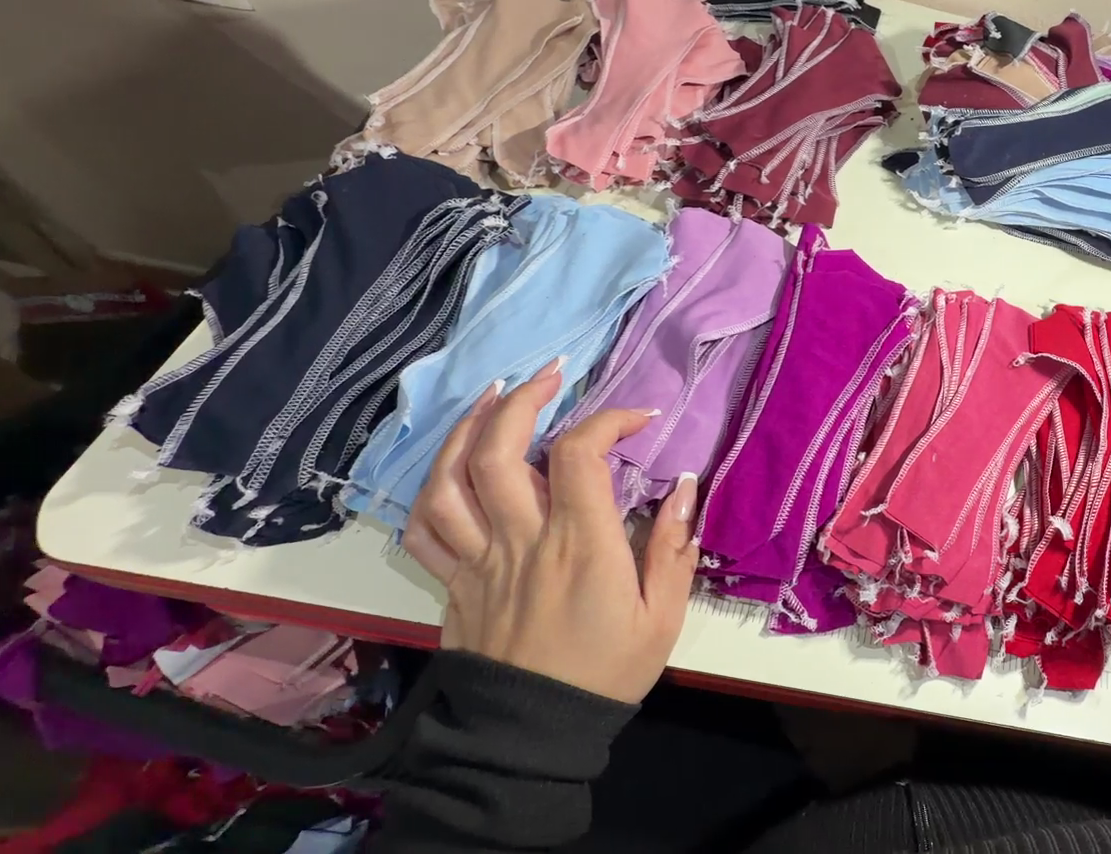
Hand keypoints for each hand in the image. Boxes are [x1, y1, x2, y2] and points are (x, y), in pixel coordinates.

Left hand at [401, 358, 700, 703]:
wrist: (532, 736)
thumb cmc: (607, 670)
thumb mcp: (663, 616)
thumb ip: (674, 547)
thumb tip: (685, 486)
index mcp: (580, 545)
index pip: (581, 456)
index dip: (609, 420)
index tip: (640, 417)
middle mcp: (522, 541)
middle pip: (501, 453)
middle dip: (523, 400)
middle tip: (551, 374)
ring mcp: (478, 560)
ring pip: (450, 481)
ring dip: (468, 428)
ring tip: (493, 396)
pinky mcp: (453, 582)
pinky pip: (425, 528)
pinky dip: (432, 486)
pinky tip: (453, 462)